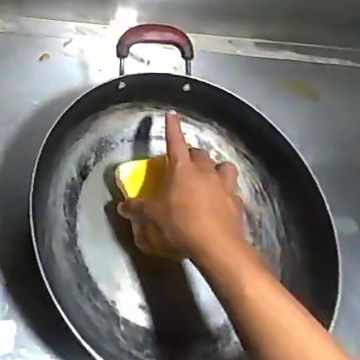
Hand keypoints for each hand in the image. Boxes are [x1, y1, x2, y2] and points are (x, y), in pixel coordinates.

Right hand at [118, 112, 247, 263]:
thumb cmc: (180, 223)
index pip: (175, 140)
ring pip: (223, 166)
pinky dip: (227, 193)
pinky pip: (232, 191)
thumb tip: (123, 206)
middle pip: (199, 153)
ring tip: (211, 177)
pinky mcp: (237, 202)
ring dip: (216, 168)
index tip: (172, 114)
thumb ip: (138, 209)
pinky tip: (223, 202)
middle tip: (186, 162)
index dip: (172, 127)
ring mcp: (224, 184)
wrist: (217, 245)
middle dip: (192, 154)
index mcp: (182, 168)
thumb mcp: (153, 217)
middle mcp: (205, 170)